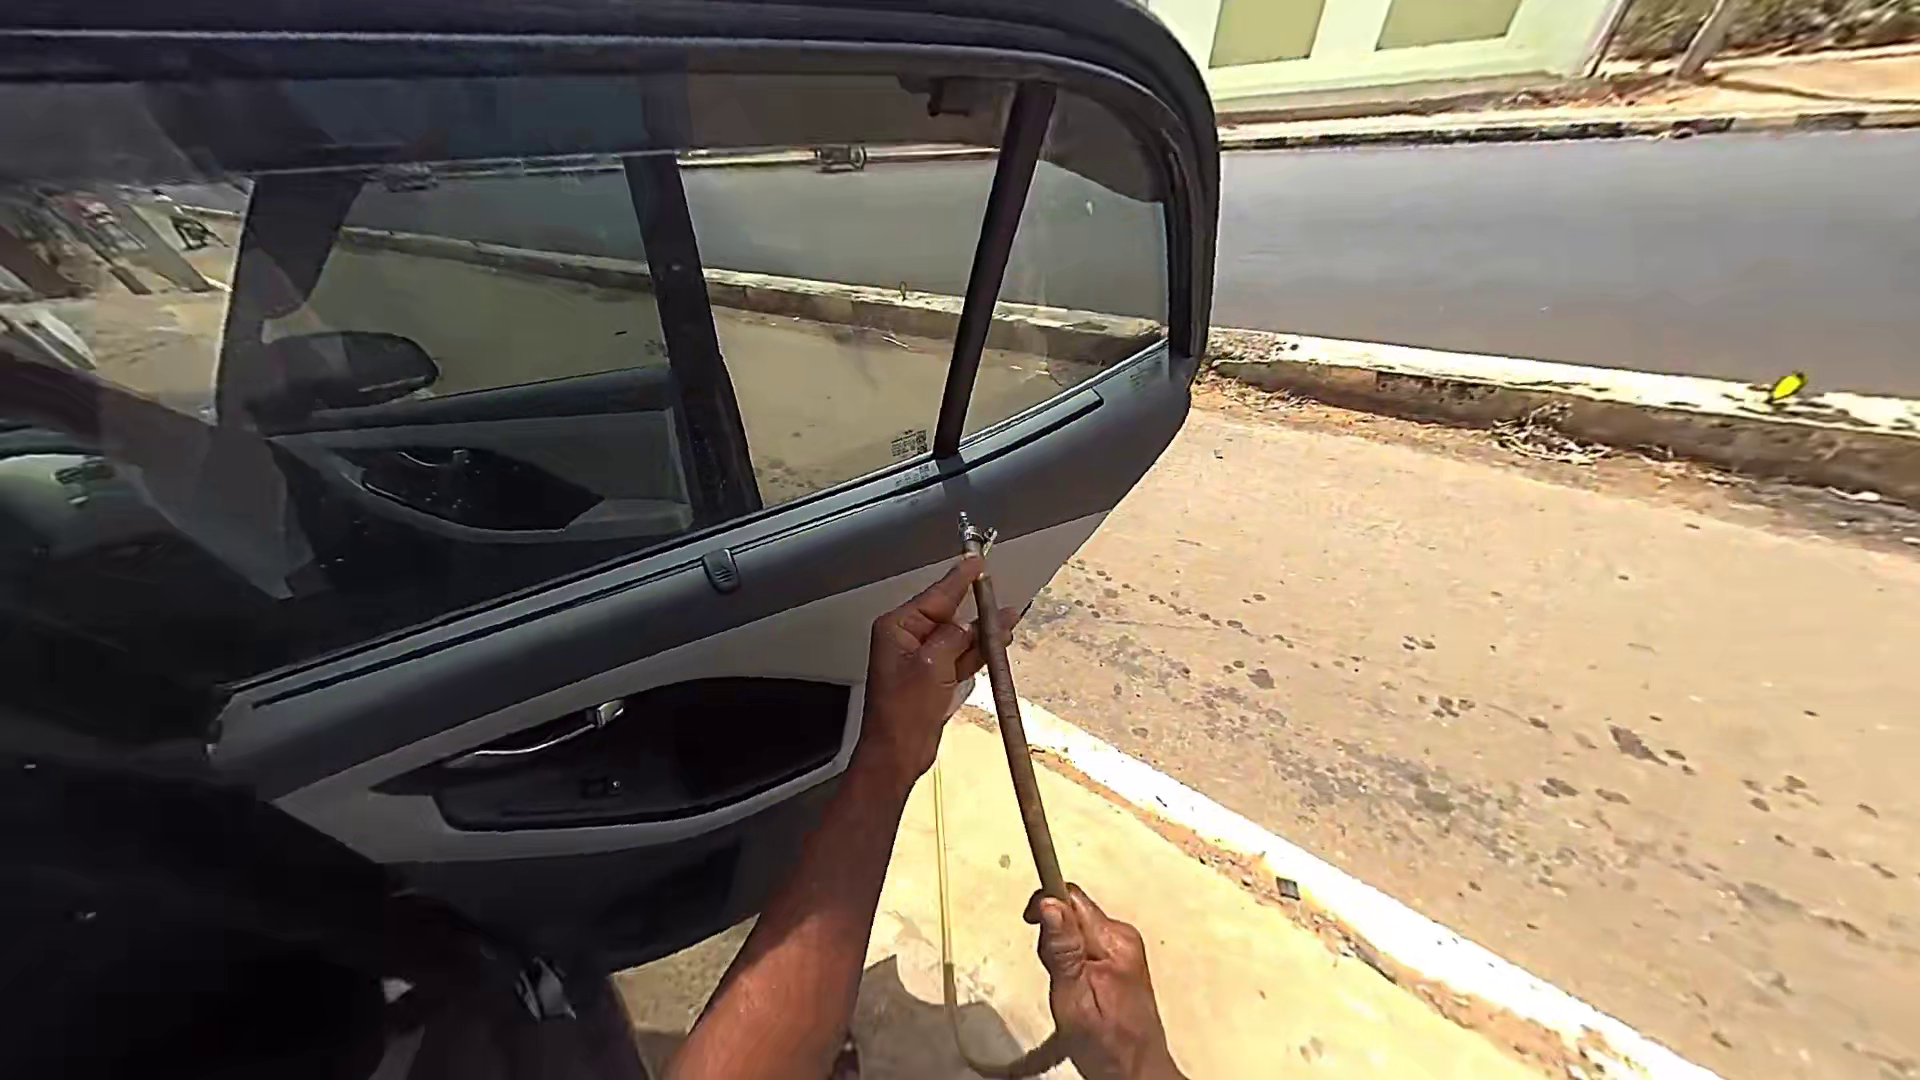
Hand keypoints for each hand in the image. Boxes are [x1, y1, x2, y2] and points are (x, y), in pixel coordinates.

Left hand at [854, 556, 1015, 790]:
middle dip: (975, 608)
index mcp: (898, 628)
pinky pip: (959, 656)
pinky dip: (978, 651)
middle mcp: (908, 638)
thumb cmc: (904, 711)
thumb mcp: (932, 666)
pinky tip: (997, 642)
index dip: (959, 579)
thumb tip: (973, 625)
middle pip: (947, 614)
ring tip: (1008, 620)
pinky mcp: (933, 676)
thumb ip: (954, 638)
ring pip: (958, 636)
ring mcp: (922, 658)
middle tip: (1000, 596)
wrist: (898, 754)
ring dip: (982, 631)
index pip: (935, 596)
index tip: (977, 561)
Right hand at [1026, 885, 1185, 1079]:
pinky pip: (1087, 939)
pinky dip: (1075, 956)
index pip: (1071, 897)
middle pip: (1073, 911)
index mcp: (1113, 941)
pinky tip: (1079, 984)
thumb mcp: (1074, 1002)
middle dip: (1054, 936)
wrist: (1140, 1077)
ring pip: (1078, 925)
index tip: (1031, 922)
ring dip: (1064, 948)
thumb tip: (1049, 903)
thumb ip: (1061, 951)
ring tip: (1069, 985)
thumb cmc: (1108, 1049)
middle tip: (1056, 975)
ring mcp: (1124, 945)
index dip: (1046, 904)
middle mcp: (1122, 935)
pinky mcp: (1122, 956)